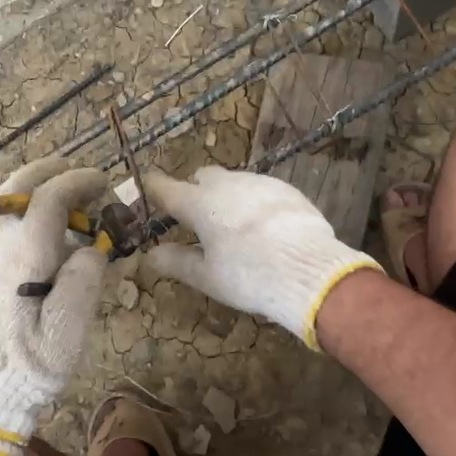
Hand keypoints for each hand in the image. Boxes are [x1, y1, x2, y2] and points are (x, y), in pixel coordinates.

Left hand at [0, 159, 109, 455]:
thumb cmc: (28, 369)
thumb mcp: (66, 331)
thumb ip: (82, 281)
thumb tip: (91, 250)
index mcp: (23, 260)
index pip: (46, 200)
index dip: (77, 181)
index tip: (104, 180)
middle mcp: (3, 255)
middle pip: (14, 194)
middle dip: (45, 172)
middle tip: (76, 172)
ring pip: (14, 214)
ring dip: (43, 198)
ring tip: (81, 210)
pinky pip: (18, 238)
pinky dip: (41, 224)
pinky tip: (66, 248)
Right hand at [142, 166, 380, 350]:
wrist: (309, 271)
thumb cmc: (249, 276)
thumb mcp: (208, 277)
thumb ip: (177, 262)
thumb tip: (152, 255)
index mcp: (199, 203)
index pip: (166, 188)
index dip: (153, 187)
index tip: (146, 186)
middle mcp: (226, 184)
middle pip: (202, 177)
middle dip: (195, 191)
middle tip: (197, 219)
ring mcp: (258, 182)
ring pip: (233, 182)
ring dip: (227, 198)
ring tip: (235, 229)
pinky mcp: (285, 188)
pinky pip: (260, 190)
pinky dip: (253, 204)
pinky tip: (265, 229)